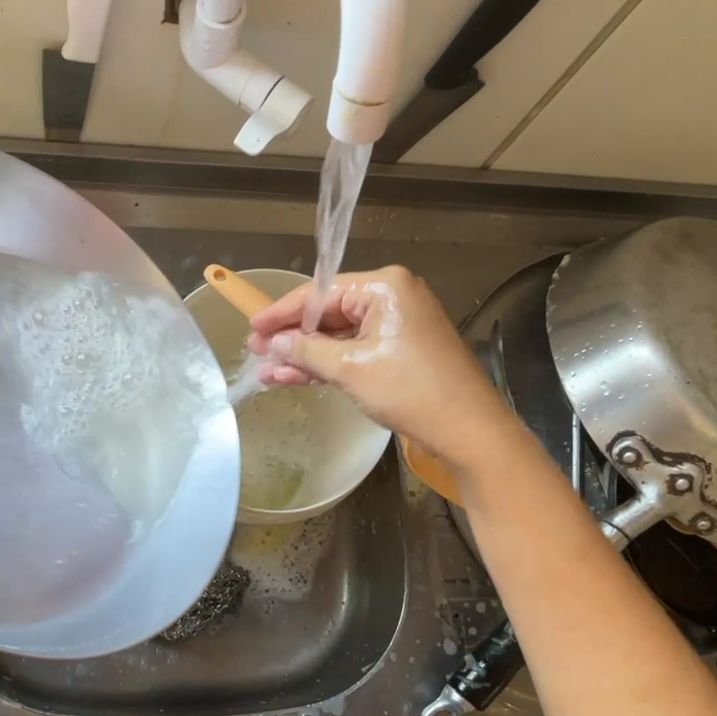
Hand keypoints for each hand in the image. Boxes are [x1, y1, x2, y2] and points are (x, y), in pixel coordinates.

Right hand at [245, 266, 502, 453]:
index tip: (251, 326)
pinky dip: (326, 365)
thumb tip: (273, 343)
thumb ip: (307, 351)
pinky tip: (293, 378)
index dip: (281, 312)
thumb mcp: (350, 368)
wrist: (465, 428)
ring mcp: (396, 326)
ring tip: (267, 373)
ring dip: (303, 356)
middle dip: (291, 337)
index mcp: (384, 287)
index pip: (319, 292)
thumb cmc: (409, 389)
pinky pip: (353, 352)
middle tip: (254, 353)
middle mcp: (391, 298)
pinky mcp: (398, 352)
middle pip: (327, 313)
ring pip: (338, 337)